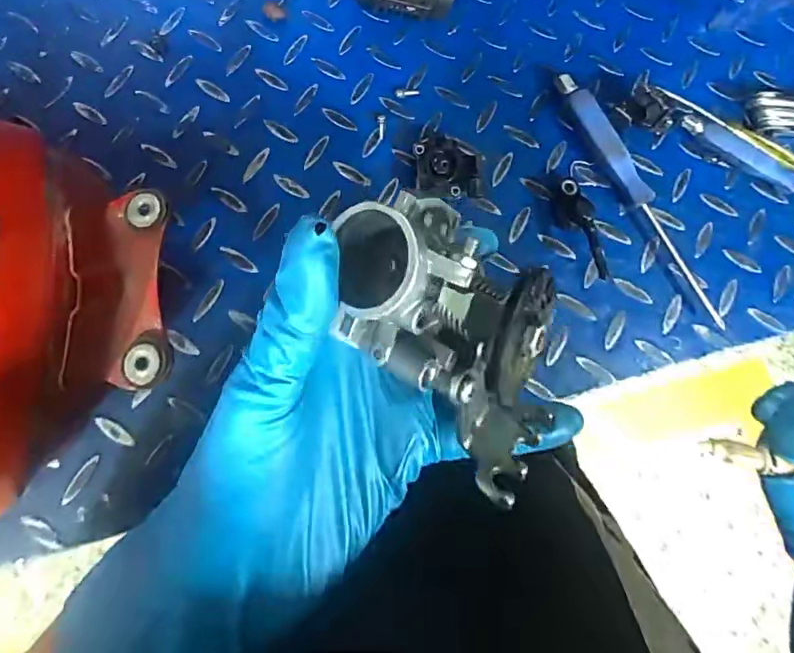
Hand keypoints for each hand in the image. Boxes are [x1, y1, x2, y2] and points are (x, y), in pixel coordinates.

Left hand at [50, 217, 581, 652]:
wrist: (241, 566)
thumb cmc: (239, 465)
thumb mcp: (263, 384)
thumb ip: (292, 316)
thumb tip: (315, 231)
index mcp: (323, 328)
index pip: (369, 270)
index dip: (409, 243)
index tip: (459, 225)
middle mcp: (360, 354)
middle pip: (419, 310)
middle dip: (465, 291)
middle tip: (523, 279)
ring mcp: (388, 401)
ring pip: (449, 360)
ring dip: (490, 347)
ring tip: (543, 333)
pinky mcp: (408, 450)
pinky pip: (463, 427)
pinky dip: (506, 422)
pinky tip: (554, 419)